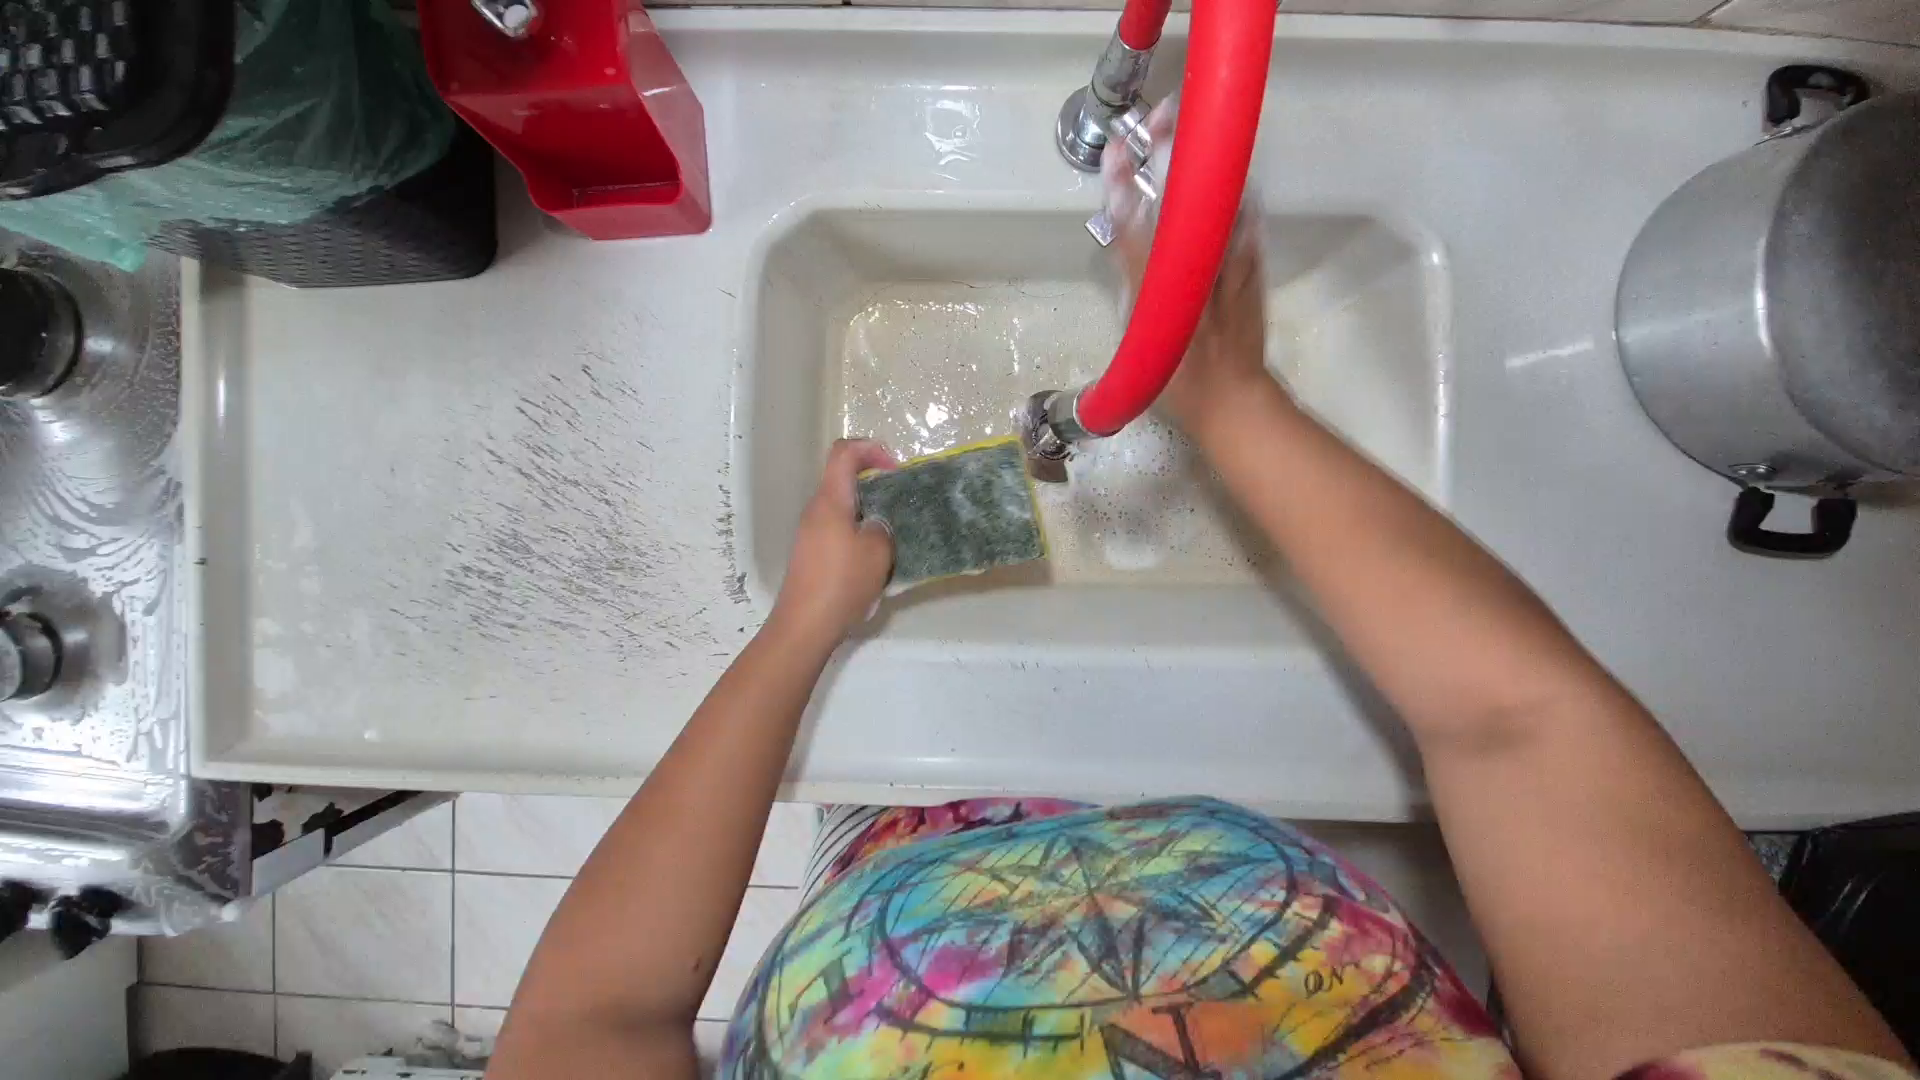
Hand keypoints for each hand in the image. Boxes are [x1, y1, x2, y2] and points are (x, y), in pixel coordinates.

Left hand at [768, 439, 896, 644]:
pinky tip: (876, 559)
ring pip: (844, 507)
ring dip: (870, 512)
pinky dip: (860, 534)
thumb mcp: (878, 550)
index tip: (895, 470)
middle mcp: (816, 510)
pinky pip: (839, 530)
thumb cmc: (842, 582)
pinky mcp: (812, 554)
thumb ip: (883, 526)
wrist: (805, 625)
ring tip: (894, 534)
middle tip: (901, 503)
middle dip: (876, 484)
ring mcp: (811, 533)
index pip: (844, 452)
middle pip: (844, 479)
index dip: (872, 449)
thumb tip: (877, 524)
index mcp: (830, 500)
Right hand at [1102, 98, 1283, 446]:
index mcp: (1156, 297)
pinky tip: (1233, 170)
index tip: (1116, 156)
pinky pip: (1247, 229)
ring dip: (1202, 167)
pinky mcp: (1253, 275)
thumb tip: (1126, 240)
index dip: (1124, 193)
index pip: (1134, 235)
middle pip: (1179, 210)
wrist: (1231, 400)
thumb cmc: (1176, 379)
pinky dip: (1238, 199)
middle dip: (1169, 159)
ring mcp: (1229, 273)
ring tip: (1191, 129)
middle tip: (1160, 119)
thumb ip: (1134, 287)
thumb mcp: (1140, 336)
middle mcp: (1192, 279)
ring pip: (1216, 212)